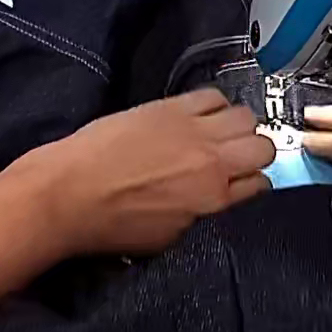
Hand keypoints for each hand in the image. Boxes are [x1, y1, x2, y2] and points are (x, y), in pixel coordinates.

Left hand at [4, 89, 273, 257]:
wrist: (69, 192)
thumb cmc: (111, 225)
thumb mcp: (168, 236)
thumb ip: (203, 214)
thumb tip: (215, 198)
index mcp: (213, 199)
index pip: (260, 183)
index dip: (255, 182)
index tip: (247, 181)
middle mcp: (213, 160)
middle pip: (262, 146)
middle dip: (256, 152)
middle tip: (237, 157)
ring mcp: (195, 128)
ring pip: (245, 115)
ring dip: (238, 126)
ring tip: (220, 132)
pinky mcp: (173, 105)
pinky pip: (213, 95)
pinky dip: (215, 105)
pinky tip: (201, 115)